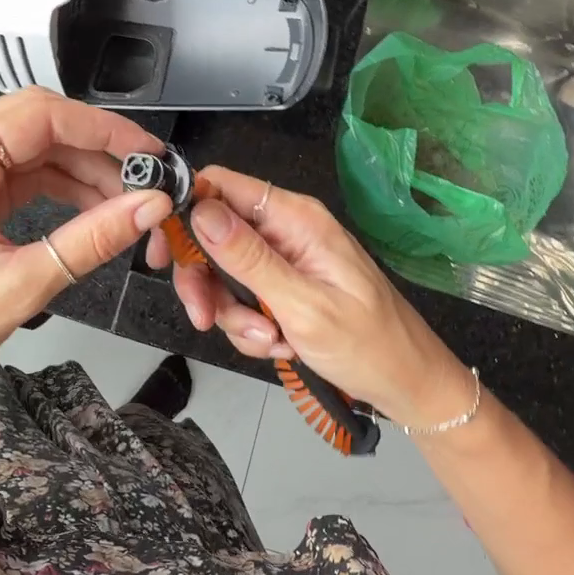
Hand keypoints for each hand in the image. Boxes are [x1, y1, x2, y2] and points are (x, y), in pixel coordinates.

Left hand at [0, 88, 171, 469]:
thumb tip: (150, 206)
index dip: (102, 129)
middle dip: (95, 145)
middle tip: (145, 175)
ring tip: (127, 199)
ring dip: (81, 166)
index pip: (39, 116)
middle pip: (35, 121)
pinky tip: (93, 205)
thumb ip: (91, 239)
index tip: (148, 153)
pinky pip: (16, 168)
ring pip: (30, 143)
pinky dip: (57, 182)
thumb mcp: (21, 287)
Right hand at [149, 165, 472, 427]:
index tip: (164, 253)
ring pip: (225, 274)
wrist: (409, 387)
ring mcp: (286, 261)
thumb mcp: (302, 304)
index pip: (223, 187)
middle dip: (206, 281)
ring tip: (270, 340)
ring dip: (234, 314)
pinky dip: (252, 327)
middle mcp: (287, 231)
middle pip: (215, 236)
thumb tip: (201, 210)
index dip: (185, 212)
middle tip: (205, 317)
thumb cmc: (368, 345)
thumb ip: (248, 258)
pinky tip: (280, 346)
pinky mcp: (286, 289)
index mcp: (295, 218)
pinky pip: (245, 300)